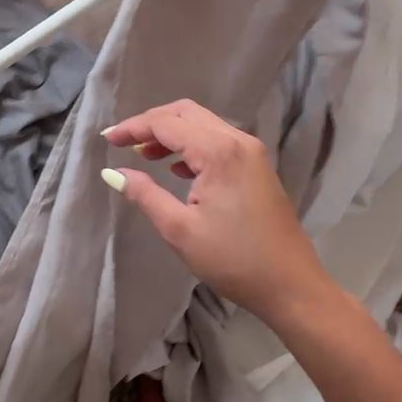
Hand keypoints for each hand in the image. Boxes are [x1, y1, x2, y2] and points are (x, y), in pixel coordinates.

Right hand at [102, 100, 333, 322]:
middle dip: (151, 123)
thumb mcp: (180, 230)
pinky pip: (217, 139)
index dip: (132, 128)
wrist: (294, 289)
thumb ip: (144, 194)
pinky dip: (191, 144)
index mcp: (218, 151)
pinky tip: (176, 169)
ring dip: (171, 133)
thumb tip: (113, 172)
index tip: (107, 139)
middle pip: (185, 112)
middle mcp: (237, 141)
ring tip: (145, 156)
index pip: (165, 123)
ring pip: (202, 124)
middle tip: (124, 143)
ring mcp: (251, 152)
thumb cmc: (234, 261)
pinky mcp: (257, 166)